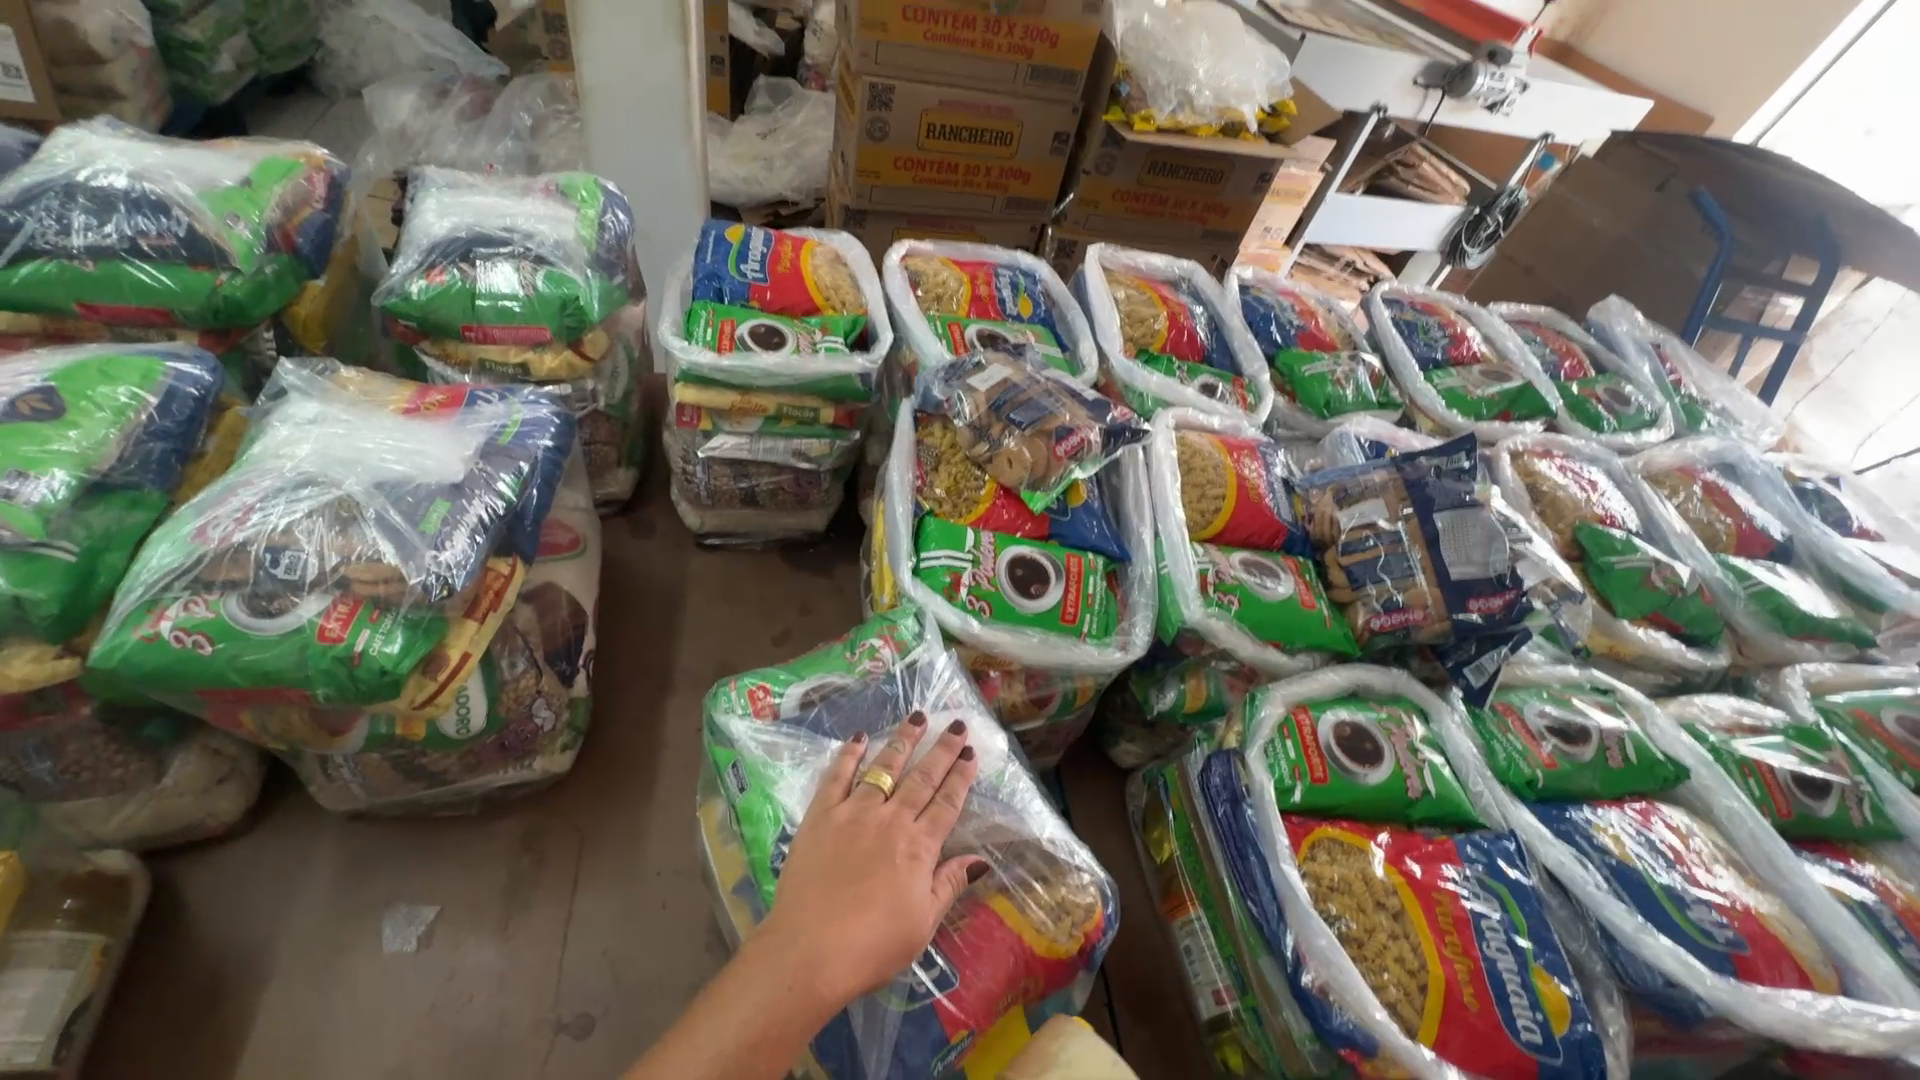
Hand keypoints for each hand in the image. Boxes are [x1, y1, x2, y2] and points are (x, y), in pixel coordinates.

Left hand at [752, 711, 986, 1009]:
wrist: (809, 950)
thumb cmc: (872, 945)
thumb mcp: (923, 923)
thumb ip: (949, 883)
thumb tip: (982, 858)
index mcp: (919, 847)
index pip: (947, 803)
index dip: (961, 776)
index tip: (971, 752)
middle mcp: (890, 820)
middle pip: (922, 778)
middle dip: (942, 749)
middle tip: (956, 724)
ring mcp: (853, 813)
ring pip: (884, 768)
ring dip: (902, 741)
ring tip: (916, 717)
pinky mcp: (820, 816)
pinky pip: (837, 776)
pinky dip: (849, 754)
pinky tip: (859, 737)